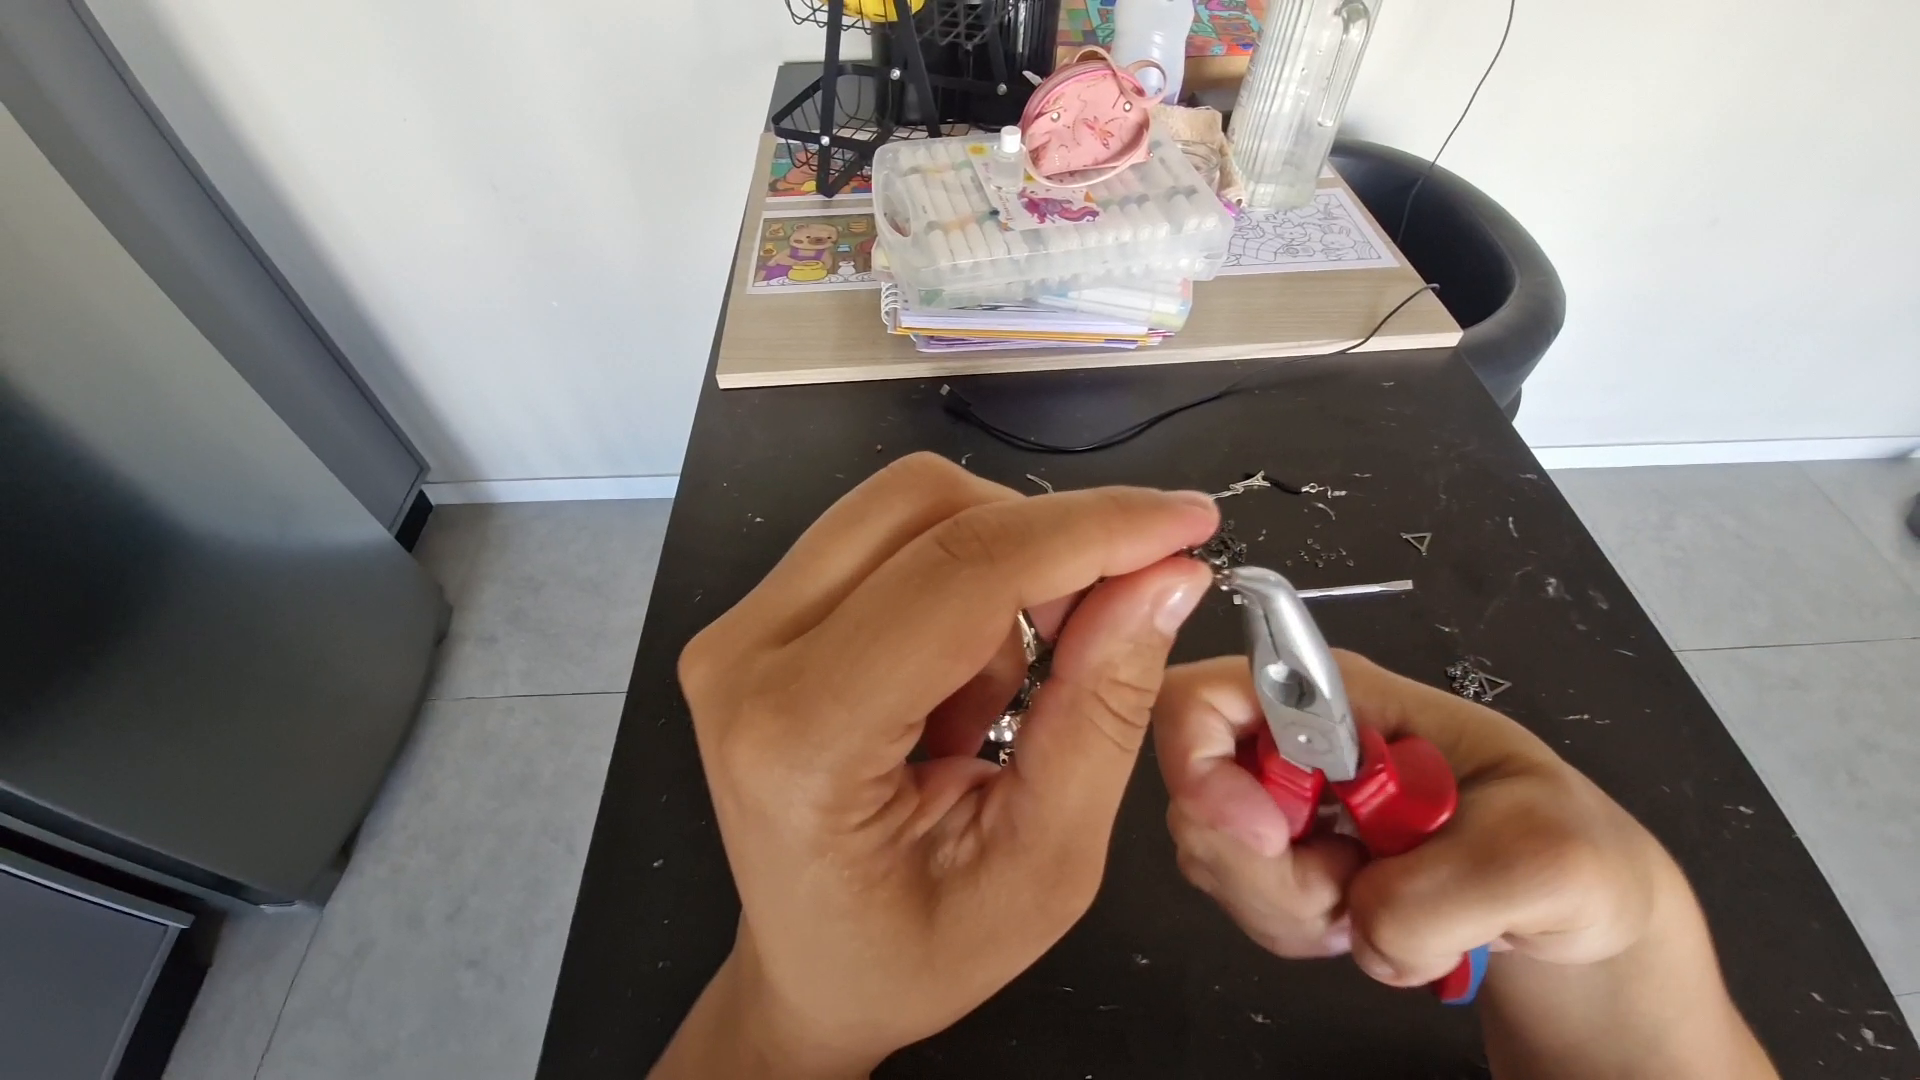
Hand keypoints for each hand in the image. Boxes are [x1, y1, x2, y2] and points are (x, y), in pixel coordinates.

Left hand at [655, 454, 1217, 1078]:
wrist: (810, 965)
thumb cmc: (915, 950)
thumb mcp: (1042, 862)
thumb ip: (1103, 709)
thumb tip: (1163, 578)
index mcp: (800, 737)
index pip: (962, 574)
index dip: (1091, 530)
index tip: (1185, 522)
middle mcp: (747, 655)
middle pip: (925, 504)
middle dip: (1047, 539)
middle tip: (1110, 612)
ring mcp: (740, 625)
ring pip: (907, 505)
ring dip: (1002, 563)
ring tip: (1017, 682)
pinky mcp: (758, 612)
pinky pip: (887, 536)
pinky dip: (962, 578)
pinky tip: (964, 674)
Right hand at [1155, 650, 1663, 980]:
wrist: (1569, 914)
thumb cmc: (1570, 852)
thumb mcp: (1549, 860)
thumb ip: (1444, 890)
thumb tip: (1358, 916)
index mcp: (1334, 697)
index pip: (1199, 696)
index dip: (1200, 765)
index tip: (1270, 839)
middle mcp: (1284, 735)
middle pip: (1194, 793)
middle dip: (1262, 869)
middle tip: (1349, 892)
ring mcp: (1274, 795)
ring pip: (1210, 853)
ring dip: (1286, 907)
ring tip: (1377, 907)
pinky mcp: (1274, 850)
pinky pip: (1237, 897)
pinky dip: (1290, 928)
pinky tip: (1357, 919)